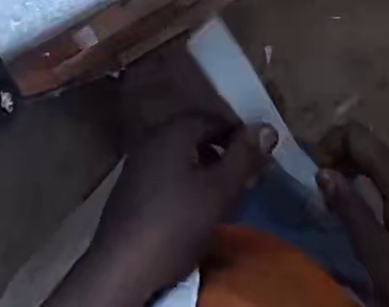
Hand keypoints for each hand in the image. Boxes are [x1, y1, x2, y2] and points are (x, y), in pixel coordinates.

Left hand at [50, 114, 276, 306]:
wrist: (121, 268)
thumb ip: (244, 157)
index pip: (215, 120)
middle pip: (197, 137)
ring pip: (181, 156)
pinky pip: (165, 173)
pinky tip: (193, 207)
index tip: (258, 157)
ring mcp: (137, 163)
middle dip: (223, 153)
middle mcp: (153, 138)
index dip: (239, 136)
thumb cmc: (176, 223)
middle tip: (244, 177)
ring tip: (223, 194)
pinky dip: (184, 182)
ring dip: (204, 169)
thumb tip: (267, 127)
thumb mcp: (219, 191)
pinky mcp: (129, 188)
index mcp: (174, 130)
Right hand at [317, 122, 388, 306]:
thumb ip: (352, 213)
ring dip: (355, 169)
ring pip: (381, 159)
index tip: (314, 174)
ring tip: (337, 200)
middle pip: (369, 144)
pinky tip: (366, 208)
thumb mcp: (383, 261)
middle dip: (340, 157)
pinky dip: (373, 180)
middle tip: (320, 191)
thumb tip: (323, 172)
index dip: (331, 144)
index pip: (358, 135)